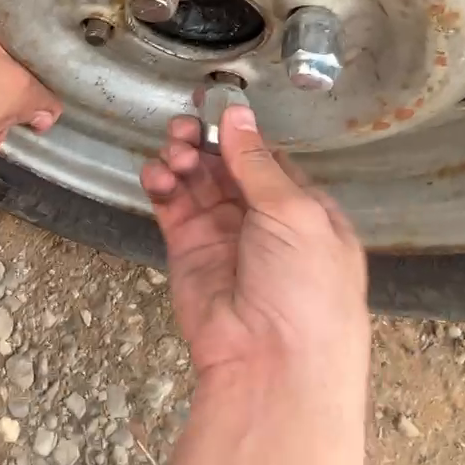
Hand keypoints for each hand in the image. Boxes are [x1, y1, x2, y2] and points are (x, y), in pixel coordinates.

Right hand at [142, 106, 368, 464]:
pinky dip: (159, 184)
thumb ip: (257, 160)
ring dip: (179, 158)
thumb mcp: (295, 213)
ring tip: (172, 156)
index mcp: (303, 209)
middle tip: (184, 130)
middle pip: (223, 162)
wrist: (271, 361)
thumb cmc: (306, 292)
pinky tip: (157, 177)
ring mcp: (222, 231)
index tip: (211, 103)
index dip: (237, 129)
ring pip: (193, 178)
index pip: (264, 155)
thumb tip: (238, 114)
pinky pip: (169, 203)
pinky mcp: (187, 246)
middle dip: (201, 140)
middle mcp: (262, 217)